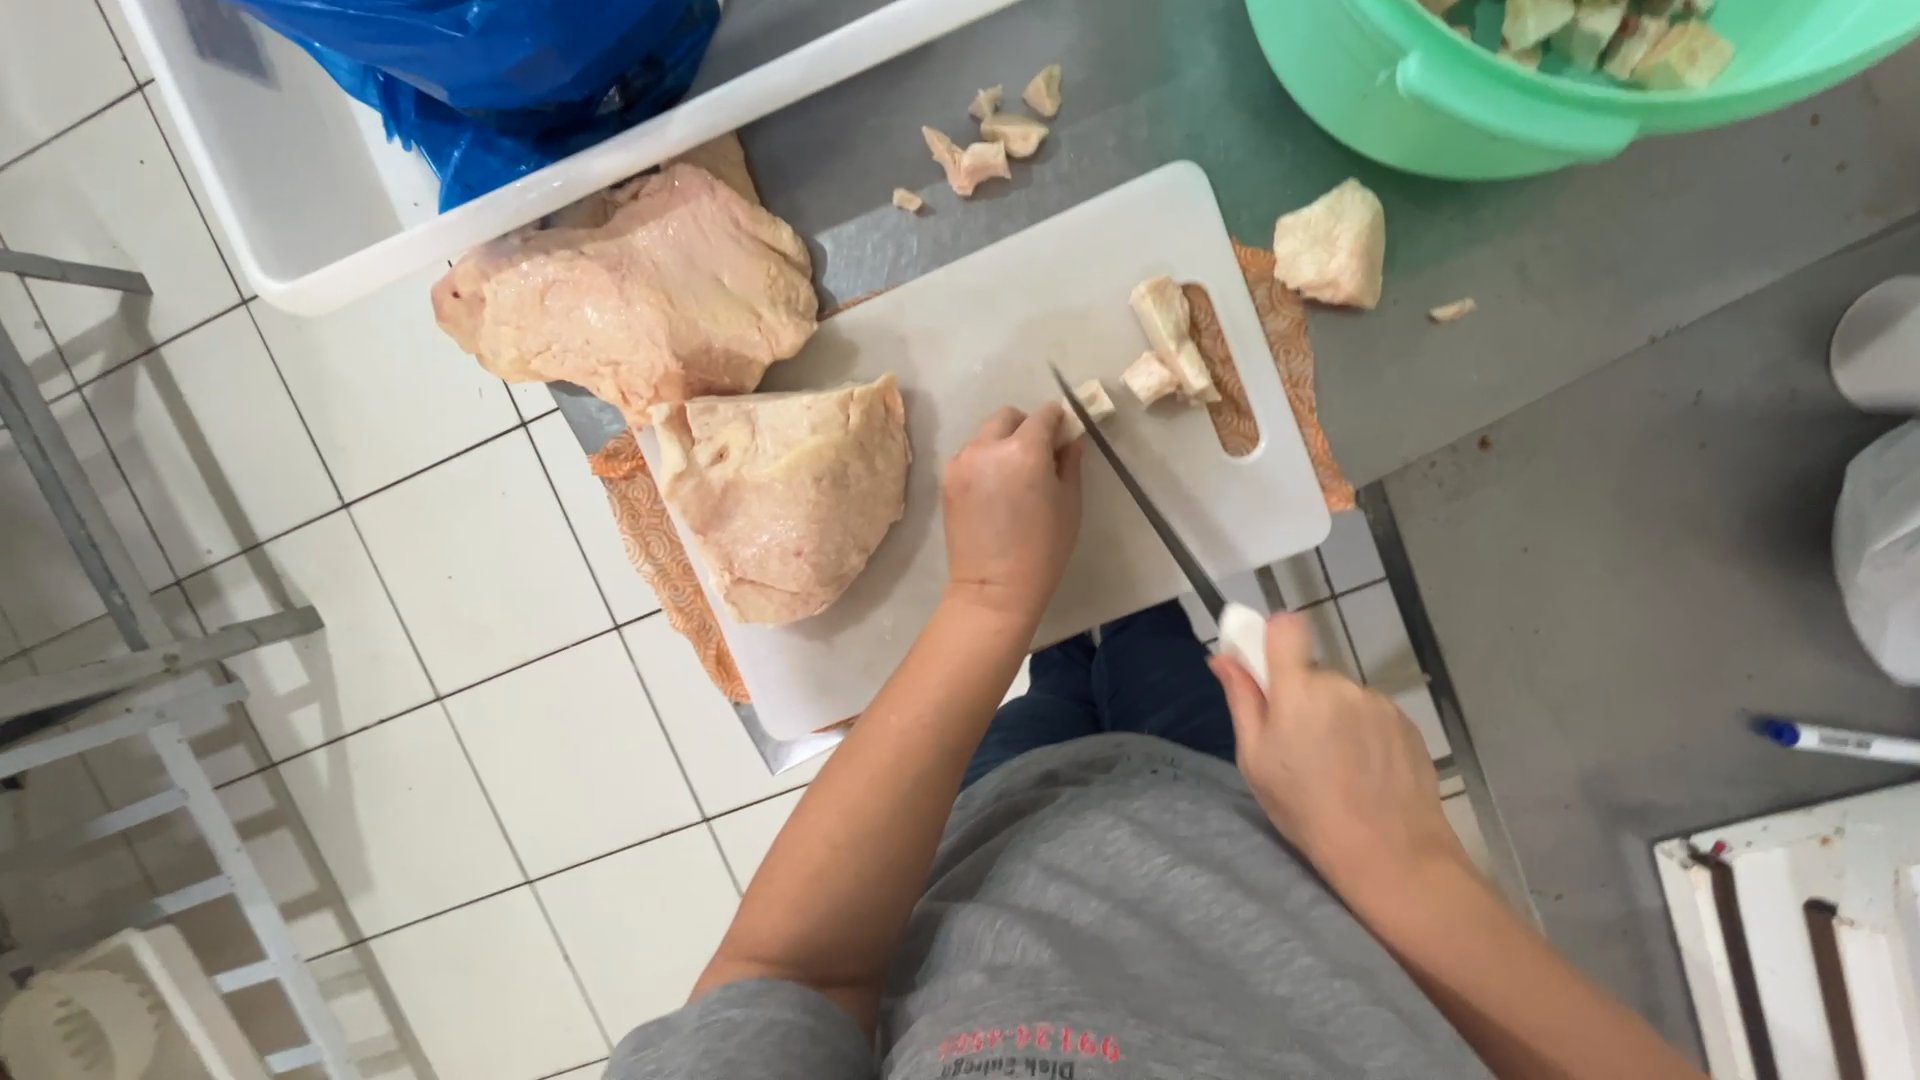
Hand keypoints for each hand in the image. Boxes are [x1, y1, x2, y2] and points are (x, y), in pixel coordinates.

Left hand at [942, 403, 1083, 622]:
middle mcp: (987, 447)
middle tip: (1039, 453)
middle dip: (1026, 426)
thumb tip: (1069, 442)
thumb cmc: (1043, 548)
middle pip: (1008, 417)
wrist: (994, 588)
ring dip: (1002, 442)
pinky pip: (970, 456)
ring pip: (985, 435)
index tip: (1064, 433)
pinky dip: (984, 460)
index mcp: (1024, 449)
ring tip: (1014, 475)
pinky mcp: (947, 480)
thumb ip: (1069, 464)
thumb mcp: (1069, 503)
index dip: (1057, 421)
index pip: (1043, 416)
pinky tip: (994, 489)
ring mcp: (962, 462)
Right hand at [1210, 613, 1468, 897]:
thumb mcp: (1255, 760)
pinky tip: (1363, 771)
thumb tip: (1223, 659)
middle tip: (1297, 744)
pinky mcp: (1407, 723)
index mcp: (1299, 690)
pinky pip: (1369, 713)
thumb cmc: (1306, 809)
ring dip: (1332, 715)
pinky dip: (1361, 732)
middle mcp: (1341, 685)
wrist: (1391, 853)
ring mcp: (1378, 703)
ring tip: (1335, 765)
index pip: (1285, 628)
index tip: (1264, 668)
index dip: (1271, 638)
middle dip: (1300, 695)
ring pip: (1341, 695)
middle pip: (1311, 671)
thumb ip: (1242, 701)